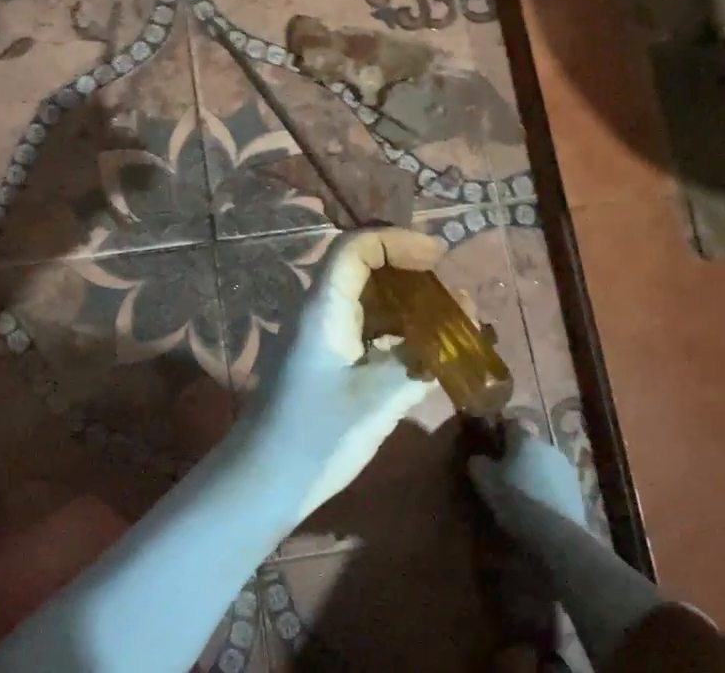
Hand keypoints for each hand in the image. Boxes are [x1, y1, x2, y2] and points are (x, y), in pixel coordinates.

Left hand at [244, 228, 444, 516]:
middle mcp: (317, 312)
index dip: (398, 241)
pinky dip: (395, 334)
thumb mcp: (379, 397)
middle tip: (453, 292)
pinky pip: (362, 332)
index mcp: (323, 306)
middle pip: (362, 270)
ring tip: (451, 322)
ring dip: (406, 306)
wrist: (262, 482)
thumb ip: (421, 357)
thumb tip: (462, 325)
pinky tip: (426, 353)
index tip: (440, 257)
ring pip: (365, 303)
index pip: (356, 247)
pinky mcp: (321, 364)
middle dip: (409, 273)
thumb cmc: (317, 435)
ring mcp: (317, 338)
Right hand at [467, 417, 587, 544]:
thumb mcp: (483, 478)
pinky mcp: (578, 493)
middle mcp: (548, 447)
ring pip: (544, 465)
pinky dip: (547, 491)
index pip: (510, 423)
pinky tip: (538, 507)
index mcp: (524, 438)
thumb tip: (479, 458)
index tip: (489, 445)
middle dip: (517, 455)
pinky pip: (556, 485)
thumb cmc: (513, 497)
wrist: (554, 534)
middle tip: (503, 472)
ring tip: (522, 493)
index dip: (498, 432)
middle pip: (529, 445)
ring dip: (534, 473)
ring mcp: (566, 470)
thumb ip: (479, 462)